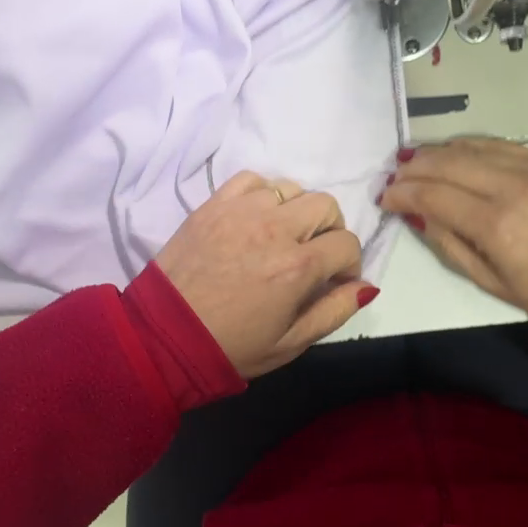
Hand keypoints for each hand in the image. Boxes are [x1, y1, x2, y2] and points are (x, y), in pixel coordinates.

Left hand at [156, 172, 376, 377]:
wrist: (162, 338)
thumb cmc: (231, 347)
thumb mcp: (291, 343)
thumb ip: (334, 311)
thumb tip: (365, 285)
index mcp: (298, 266)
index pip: (346, 243)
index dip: (348, 264)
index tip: (335, 280)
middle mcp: (275, 228)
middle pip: (325, 205)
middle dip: (330, 230)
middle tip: (313, 253)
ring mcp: (241, 211)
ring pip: (290, 188)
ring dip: (296, 210)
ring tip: (282, 235)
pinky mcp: (213, 205)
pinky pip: (251, 179)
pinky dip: (262, 193)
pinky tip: (256, 217)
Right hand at [379, 138, 527, 334]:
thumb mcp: (488, 281)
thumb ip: (447, 242)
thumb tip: (415, 213)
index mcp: (497, 226)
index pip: (433, 196)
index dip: (402, 194)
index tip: (385, 197)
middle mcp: (514, 189)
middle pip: (448, 164)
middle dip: (414, 168)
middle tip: (396, 175)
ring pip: (473, 147)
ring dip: (439, 152)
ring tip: (418, 160)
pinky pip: (502, 146)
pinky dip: (473, 147)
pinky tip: (456, 154)